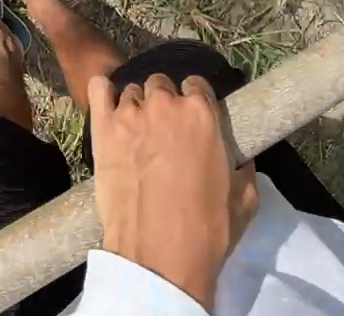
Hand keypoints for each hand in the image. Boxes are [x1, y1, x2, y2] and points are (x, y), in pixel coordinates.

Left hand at [88, 72, 258, 310]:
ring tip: (136, 133)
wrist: (159, 258)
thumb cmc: (207, 231)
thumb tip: (243, 158)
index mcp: (202, 114)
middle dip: (165, 104)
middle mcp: (166, 104)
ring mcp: (131, 114)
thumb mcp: (244, 200)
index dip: (195, 102)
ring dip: (137, 107)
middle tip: (164, 132)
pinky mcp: (103, 128)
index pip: (197, 84)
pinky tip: (109, 108)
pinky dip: (103, 92)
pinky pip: (99, 88)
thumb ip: (245, 168)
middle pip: (162, 85)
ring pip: (133, 92)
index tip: (192, 121)